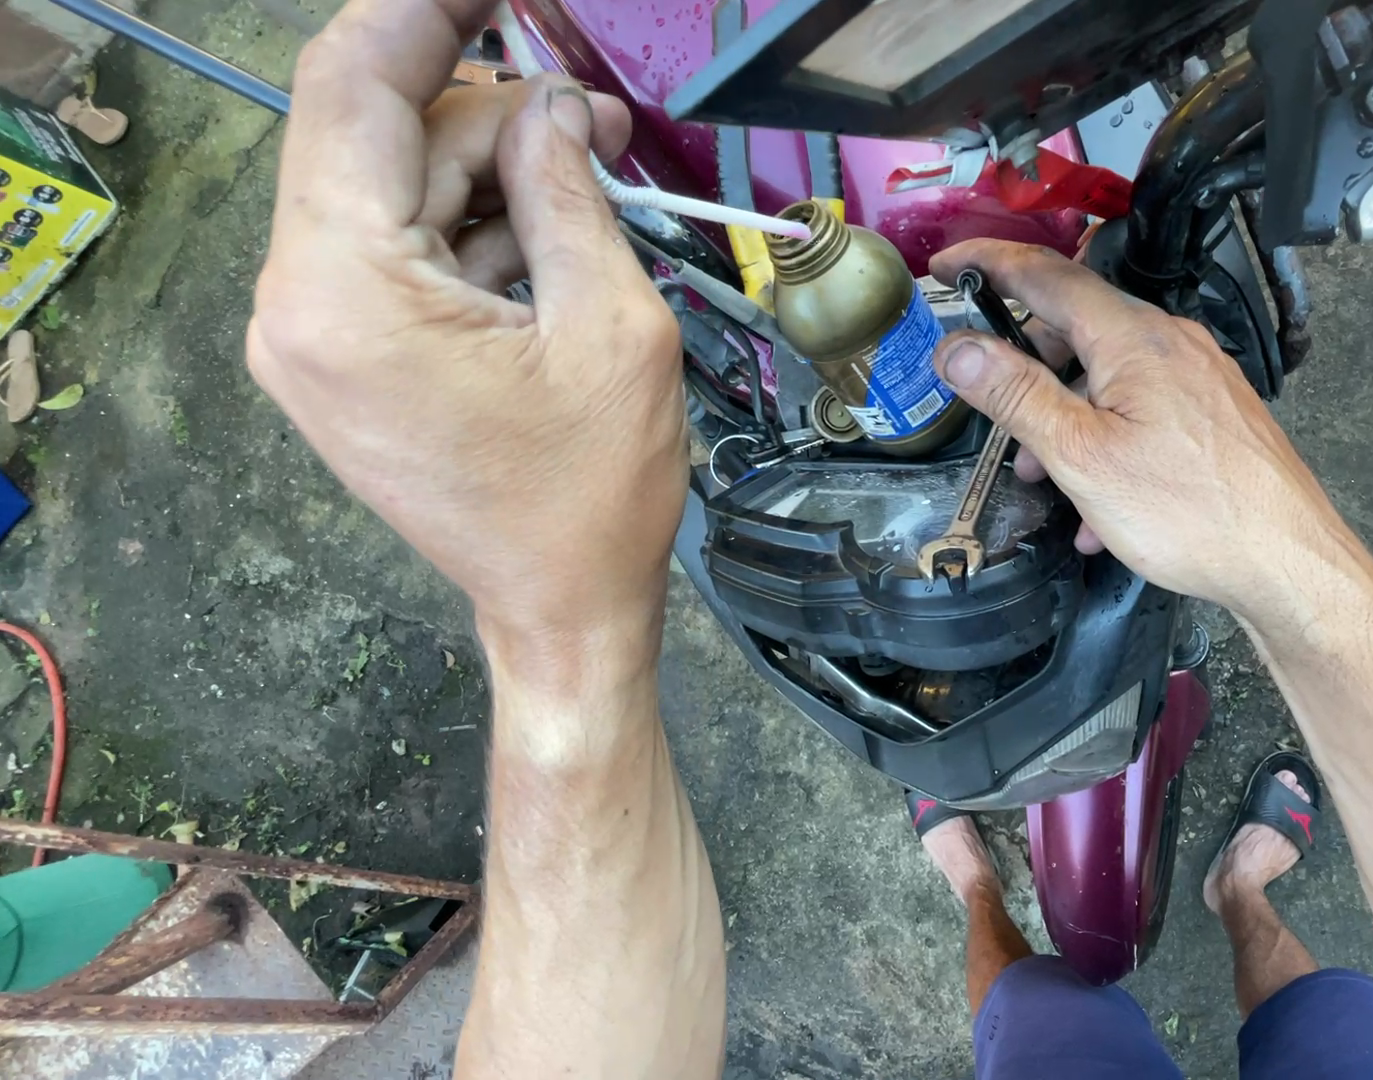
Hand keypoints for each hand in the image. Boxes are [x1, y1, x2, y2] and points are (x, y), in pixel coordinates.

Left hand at [248, 0, 686, 648]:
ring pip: (399, 212)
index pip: (352, 93)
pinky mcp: (350, 374)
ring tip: (595, 183)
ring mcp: (315, 346)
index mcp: (347, 290)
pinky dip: (478, 245)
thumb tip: (553, 109)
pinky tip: (554, 246)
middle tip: (599, 119)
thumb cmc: (602, 489)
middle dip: (493, 120)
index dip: (423, 16)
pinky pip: (406, 271)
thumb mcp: (614, 331)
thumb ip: (571, 200)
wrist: (568, 606)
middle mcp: (297, 307)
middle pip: (383, 153)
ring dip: (495, 186)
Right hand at [928, 240, 1348, 613]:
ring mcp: (1198, 377)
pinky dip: (1106, 442)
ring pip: (1108, 377)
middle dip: (1026, 368)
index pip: (1046, 274)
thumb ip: (1016, 395)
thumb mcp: (1082, 455)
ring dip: (1065, 416)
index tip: (945, 265)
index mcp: (1133, 338)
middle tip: (995, 413)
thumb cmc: (1186, 511)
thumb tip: (955, 348)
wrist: (1286, 563)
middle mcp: (1171, 342)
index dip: (988, 261)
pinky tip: (1099, 507)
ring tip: (1046, 478)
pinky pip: (1142, 411)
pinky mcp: (1214, 414)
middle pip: (1077, 328)